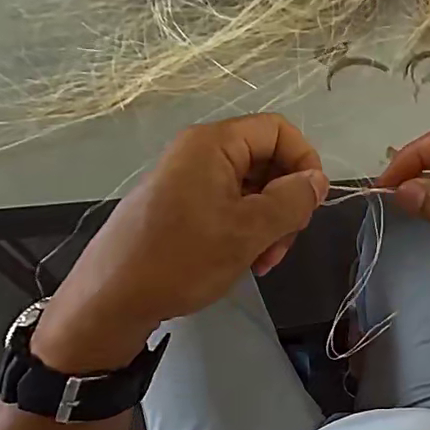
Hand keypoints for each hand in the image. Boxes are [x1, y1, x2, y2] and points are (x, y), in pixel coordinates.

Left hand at [33, 113, 326, 372]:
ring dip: (271, 225)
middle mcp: (201, 154)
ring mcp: (191, 182)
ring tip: (264, 262)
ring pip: (254, 190)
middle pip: (269, 162)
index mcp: (214, 145)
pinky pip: (232, 208)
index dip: (304, 162)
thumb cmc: (182, 258)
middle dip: (287, 203)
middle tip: (283, 244)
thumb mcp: (249, 231)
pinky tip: (246, 262)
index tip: (310, 205)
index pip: (279, 132)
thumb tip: (318, 181)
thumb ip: (292, 201)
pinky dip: (249, 233)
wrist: (112, 298)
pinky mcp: (184, 207)